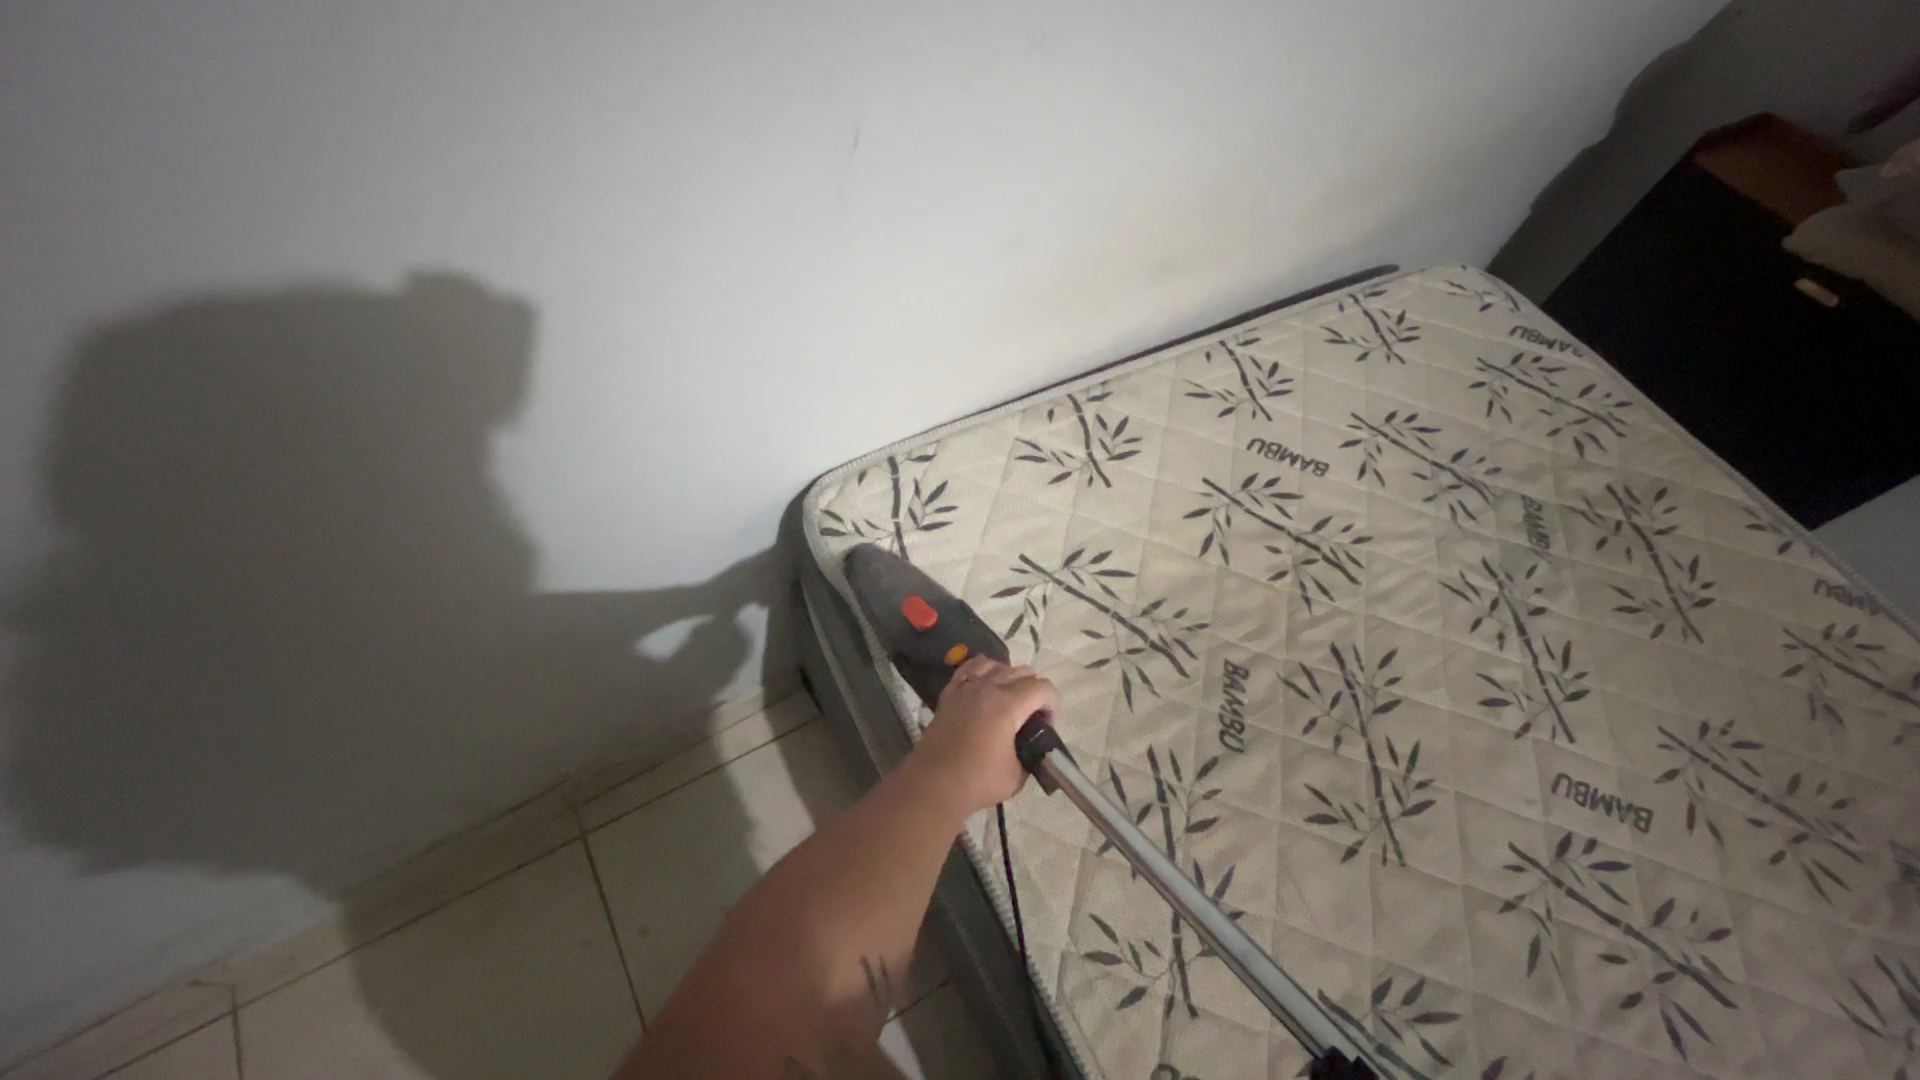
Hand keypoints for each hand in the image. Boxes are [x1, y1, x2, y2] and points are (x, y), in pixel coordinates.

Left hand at [905, 656, 1056, 819]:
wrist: (933, 784)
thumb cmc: (977, 781)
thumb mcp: (1017, 775)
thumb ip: (1030, 754)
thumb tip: (1031, 749)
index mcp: (1008, 704)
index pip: (1043, 688)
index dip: (1052, 706)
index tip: (1046, 728)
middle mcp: (988, 687)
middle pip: (1022, 672)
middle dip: (1034, 693)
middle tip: (1030, 720)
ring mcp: (966, 687)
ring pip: (997, 665)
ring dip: (1010, 679)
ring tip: (1009, 703)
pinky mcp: (949, 694)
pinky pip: (970, 669)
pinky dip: (984, 672)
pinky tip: (985, 687)